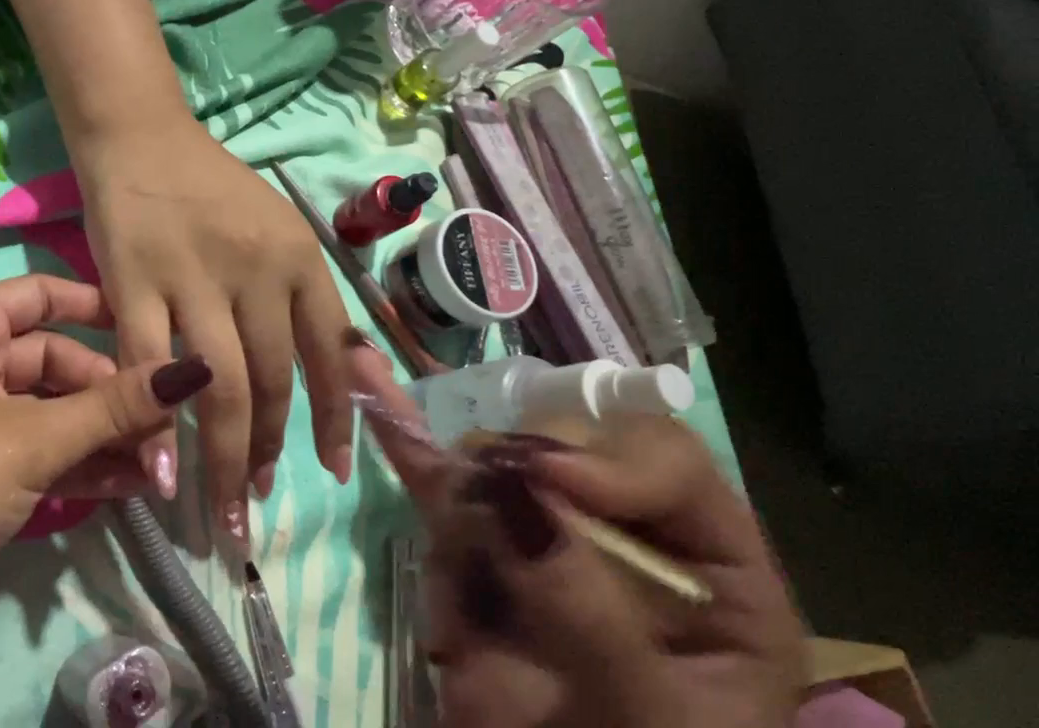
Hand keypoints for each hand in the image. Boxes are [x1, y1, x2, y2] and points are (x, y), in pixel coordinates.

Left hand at [0, 275, 212, 620]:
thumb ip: (113, 407)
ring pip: (50, 414)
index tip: (154, 324)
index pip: (38, 295)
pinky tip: (131, 487)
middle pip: (53, 362)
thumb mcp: (30, 439)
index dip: (95, 304)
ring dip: (103, 437)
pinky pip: (37, 455)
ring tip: (162, 465)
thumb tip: (195, 368)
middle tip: (168, 428)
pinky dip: (79, 467)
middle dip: (111, 394)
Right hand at [72, 117, 357, 550]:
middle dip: (267, 450)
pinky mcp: (135, 284)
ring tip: (224, 504)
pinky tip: (164, 472)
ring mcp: (194, 278)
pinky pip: (151, 365)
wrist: (138, 137)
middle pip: (274, 379)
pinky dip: (158, 424)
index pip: (330, 350)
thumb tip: (326, 368)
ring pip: (221, 385)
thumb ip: (296, 292)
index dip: (334, 417)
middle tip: (256, 498)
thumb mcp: (273, 226)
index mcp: (297, 256)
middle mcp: (257, 271)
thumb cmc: (208, 184)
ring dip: (225, 454)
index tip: (332, 469)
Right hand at [359, 383, 806, 726]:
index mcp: (713, 575)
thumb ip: (587, 607)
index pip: (672, 468)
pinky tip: (379, 397)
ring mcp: (544, 542)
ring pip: (496, 472)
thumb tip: (517, 491)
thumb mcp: (639, 713)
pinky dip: (412, 454)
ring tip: (465, 599)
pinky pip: (444, 495)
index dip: (612, 459)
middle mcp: (627, 540)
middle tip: (481, 492)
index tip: (545, 475)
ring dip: (465, 503)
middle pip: (574, 451)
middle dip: (524, 472)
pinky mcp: (478, 557)